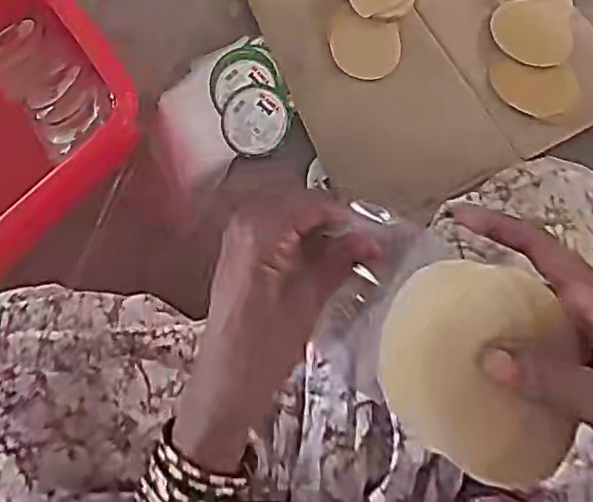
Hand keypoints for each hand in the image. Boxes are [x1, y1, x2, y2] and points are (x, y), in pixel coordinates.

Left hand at [173, 195, 380, 471]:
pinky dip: (301, 234)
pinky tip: (320, 257)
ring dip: (319, 226)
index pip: (312, 203)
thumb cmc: (261, 353)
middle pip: (301, 201)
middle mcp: (245, 221)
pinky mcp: (240, 248)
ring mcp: (239, 233)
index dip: (346, 217)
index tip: (372, 236)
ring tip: (347, 251)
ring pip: (291, 211)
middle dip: (334, 219)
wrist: (220, 391)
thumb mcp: (307, 304)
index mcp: (259, 230)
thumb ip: (339, 262)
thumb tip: (371, 239)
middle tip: (364, 244)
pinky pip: (277, 224)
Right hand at [453, 206, 592, 501]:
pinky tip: (493, 353)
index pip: (544, 249)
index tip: (463, 214)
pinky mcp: (583, 362)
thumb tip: (490, 357)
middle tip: (452, 252)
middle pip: (536, 266)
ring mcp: (588, 334)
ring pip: (535, 301)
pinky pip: (538, 336)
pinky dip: (512, 336)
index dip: (501, 226)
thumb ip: (553, 379)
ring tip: (463, 299)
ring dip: (502, 297)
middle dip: (496, 252)